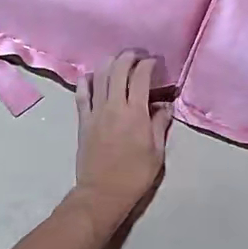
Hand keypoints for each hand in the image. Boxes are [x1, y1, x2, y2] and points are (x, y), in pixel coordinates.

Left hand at [72, 51, 173, 221]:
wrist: (102, 192)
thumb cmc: (135, 175)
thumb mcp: (157, 152)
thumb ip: (160, 124)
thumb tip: (166, 105)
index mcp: (136, 113)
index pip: (140, 77)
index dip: (148, 64)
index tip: (155, 62)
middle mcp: (114, 106)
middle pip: (118, 69)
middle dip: (129, 57)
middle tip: (137, 55)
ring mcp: (95, 111)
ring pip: (99, 76)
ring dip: (109, 63)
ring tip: (118, 61)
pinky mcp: (83, 120)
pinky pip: (82, 93)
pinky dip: (87, 80)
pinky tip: (92, 76)